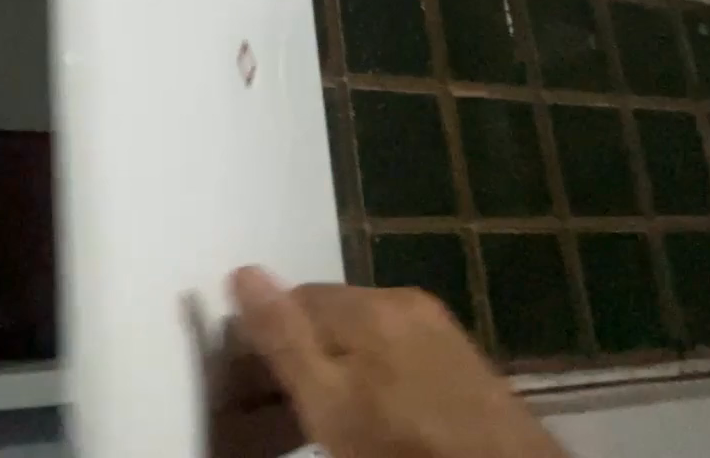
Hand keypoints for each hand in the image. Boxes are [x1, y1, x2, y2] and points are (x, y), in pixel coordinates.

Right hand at [229, 267, 566, 457]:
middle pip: (327, 313)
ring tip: (332, 419)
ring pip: (362, 334)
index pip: (290, 298)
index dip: (265, 338)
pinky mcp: (467, 366)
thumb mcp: (332, 410)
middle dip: (301, 350)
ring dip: (337, 365)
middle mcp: (405, 300)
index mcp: (370, 303)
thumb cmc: (410, 457)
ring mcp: (442, 331)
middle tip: (289, 407)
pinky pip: (396, 353)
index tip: (254, 385)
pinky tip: (379, 417)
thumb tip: (242, 270)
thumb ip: (284, 338)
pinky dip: (375, 375)